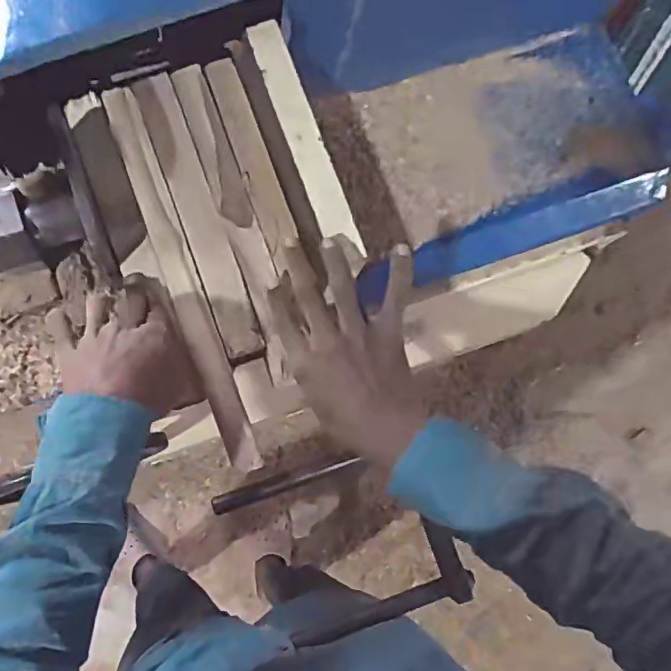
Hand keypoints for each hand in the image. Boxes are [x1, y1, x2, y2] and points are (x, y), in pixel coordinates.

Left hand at [47, 275, 200, 415]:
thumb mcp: (173, 391)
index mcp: (152, 336)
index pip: (158, 309)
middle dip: (135, 290)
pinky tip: (61, 315)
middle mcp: (122, 328)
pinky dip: (60, 319)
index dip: (158, 301)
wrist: (105, 419)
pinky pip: (61, 326)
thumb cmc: (145, 406)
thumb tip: (187, 373)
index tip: (158, 300)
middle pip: (130, 297)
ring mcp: (93, 336)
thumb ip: (178, 374)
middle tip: (135, 286)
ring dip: (101, 301)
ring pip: (96, 303)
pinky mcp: (69, 349)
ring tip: (103, 301)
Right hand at [268, 238, 427, 472]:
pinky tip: (398, 249)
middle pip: (307, 297)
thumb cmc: (347, 427)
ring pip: (342, 289)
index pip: (283, 324)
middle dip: (297, 267)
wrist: (388, 430)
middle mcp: (325, 340)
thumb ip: (308, 376)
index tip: (271, 283)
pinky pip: (393, 297)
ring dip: (335, 262)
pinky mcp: (386, 331)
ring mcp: (357, 332)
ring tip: (328, 240)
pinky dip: (398, 273)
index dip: (276, 301)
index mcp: (304, 362)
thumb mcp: (315, 404)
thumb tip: (304, 359)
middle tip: (289, 243)